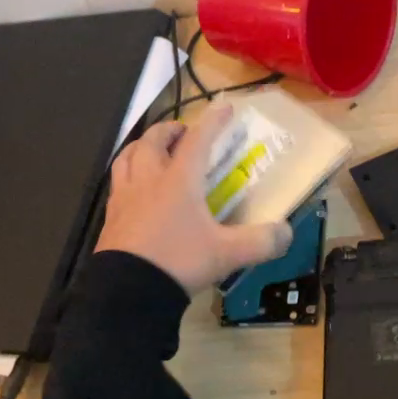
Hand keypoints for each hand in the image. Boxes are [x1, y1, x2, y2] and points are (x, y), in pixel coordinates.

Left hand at [97, 105, 293, 292]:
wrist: (127, 291)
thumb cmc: (179, 262)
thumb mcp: (227, 254)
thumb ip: (260, 242)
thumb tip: (287, 232)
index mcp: (179, 181)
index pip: (197, 140)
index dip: (213, 121)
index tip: (224, 107)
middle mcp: (149, 180)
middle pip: (154, 141)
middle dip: (170, 130)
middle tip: (183, 133)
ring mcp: (125, 197)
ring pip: (128, 156)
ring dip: (143, 146)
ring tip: (153, 151)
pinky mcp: (111, 216)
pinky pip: (117, 182)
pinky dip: (128, 173)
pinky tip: (135, 187)